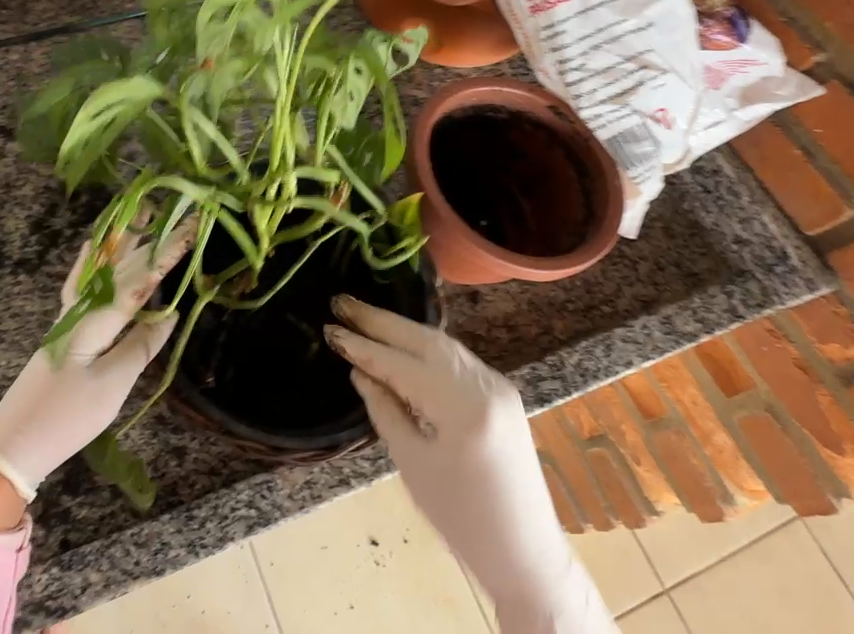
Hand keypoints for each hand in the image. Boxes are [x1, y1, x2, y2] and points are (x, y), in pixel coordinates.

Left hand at [0, 225, 190, 501]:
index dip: (167, 255)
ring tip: (146, 220)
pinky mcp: (63, 333)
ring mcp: (68, 320)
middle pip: (122, 271)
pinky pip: (83, 285)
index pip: (139, 281)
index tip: (191, 229)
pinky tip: (92, 248)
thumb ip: (140, 347)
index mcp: (94, 322)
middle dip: (154, 245)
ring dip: (126, 247)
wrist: (13, 443)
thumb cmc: (66, 419)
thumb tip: (169, 313)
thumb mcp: (111, 387)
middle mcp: (80, 311)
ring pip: (103, 273)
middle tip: (181, 220)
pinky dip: (92, 263)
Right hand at [326, 296, 615, 633]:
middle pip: (426, 340)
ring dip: (402, 330)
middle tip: (342, 304)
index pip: (401, 365)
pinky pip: (457, 360)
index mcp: (461, 408)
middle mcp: (484, 385)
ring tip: (364, 317)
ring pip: (443, 345)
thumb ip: (386, 411)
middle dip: (381, 321)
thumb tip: (362, 372)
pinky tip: (401, 345)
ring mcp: (497, 386)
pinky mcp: (501, 394)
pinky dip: (424, 347)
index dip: (363, 346)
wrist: (524, 550)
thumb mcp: (412, 464)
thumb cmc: (461, 519)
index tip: (329, 329)